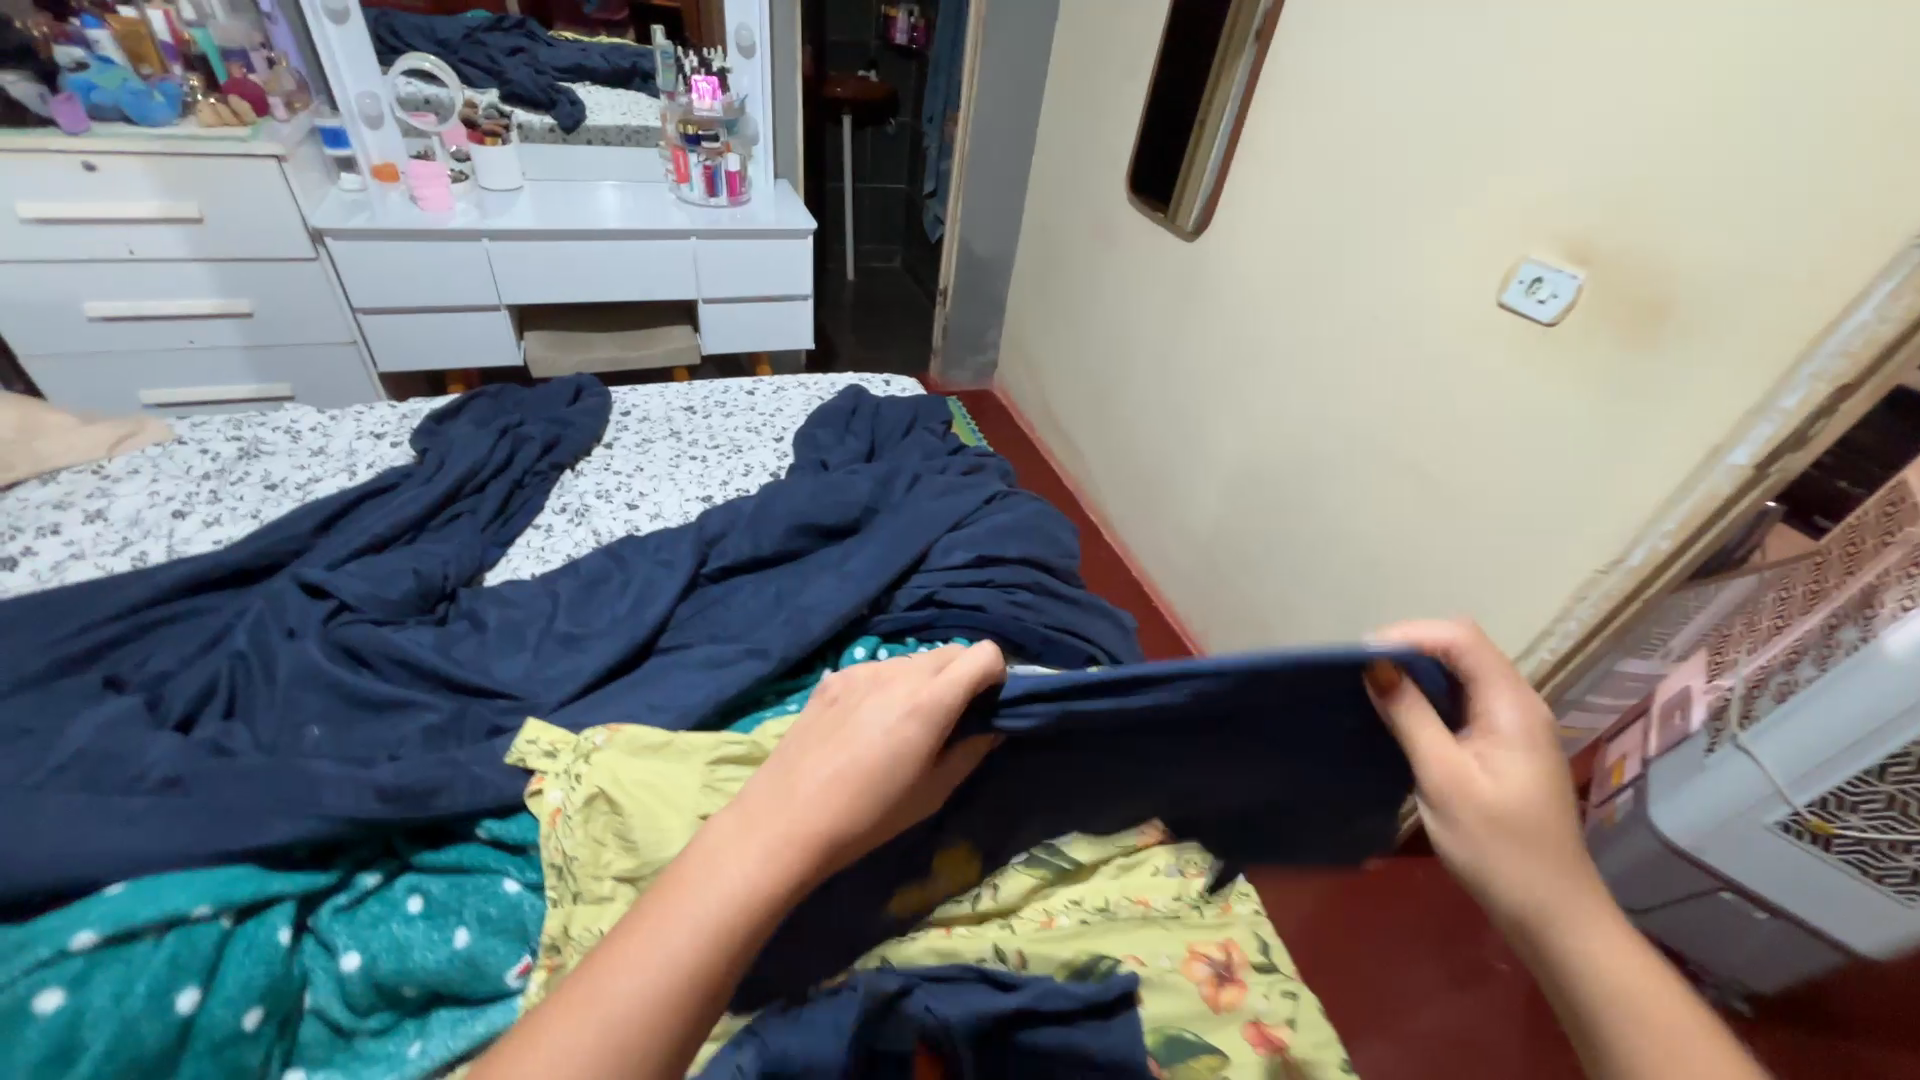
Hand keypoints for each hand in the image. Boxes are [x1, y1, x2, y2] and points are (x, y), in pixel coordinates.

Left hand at [718, 642, 1006, 887]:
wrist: (787, 819)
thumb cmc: (871, 815)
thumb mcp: (935, 792)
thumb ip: (973, 749)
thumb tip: (996, 724)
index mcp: (931, 699)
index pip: (985, 653)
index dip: (995, 676)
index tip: (987, 706)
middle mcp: (899, 671)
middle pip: (952, 651)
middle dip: (963, 677)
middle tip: (951, 719)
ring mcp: (863, 670)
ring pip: (913, 660)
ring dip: (924, 681)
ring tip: (902, 725)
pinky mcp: (834, 677)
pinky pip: (878, 670)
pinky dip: (887, 687)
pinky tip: (865, 726)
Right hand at [1364, 619, 1610, 939]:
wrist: (1549, 912)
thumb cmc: (1497, 847)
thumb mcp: (1444, 779)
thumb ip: (1410, 716)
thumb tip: (1375, 667)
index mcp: (1512, 705)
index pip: (1460, 638)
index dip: (1409, 635)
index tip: (1362, 658)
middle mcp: (1518, 704)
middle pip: (1461, 649)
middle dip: (1408, 650)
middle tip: (1360, 674)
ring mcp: (1513, 725)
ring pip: (1460, 674)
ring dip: (1415, 674)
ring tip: (1370, 689)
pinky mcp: (1503, 745)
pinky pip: (1461, 701)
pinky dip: (1427, 698)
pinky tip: (1399, 716)